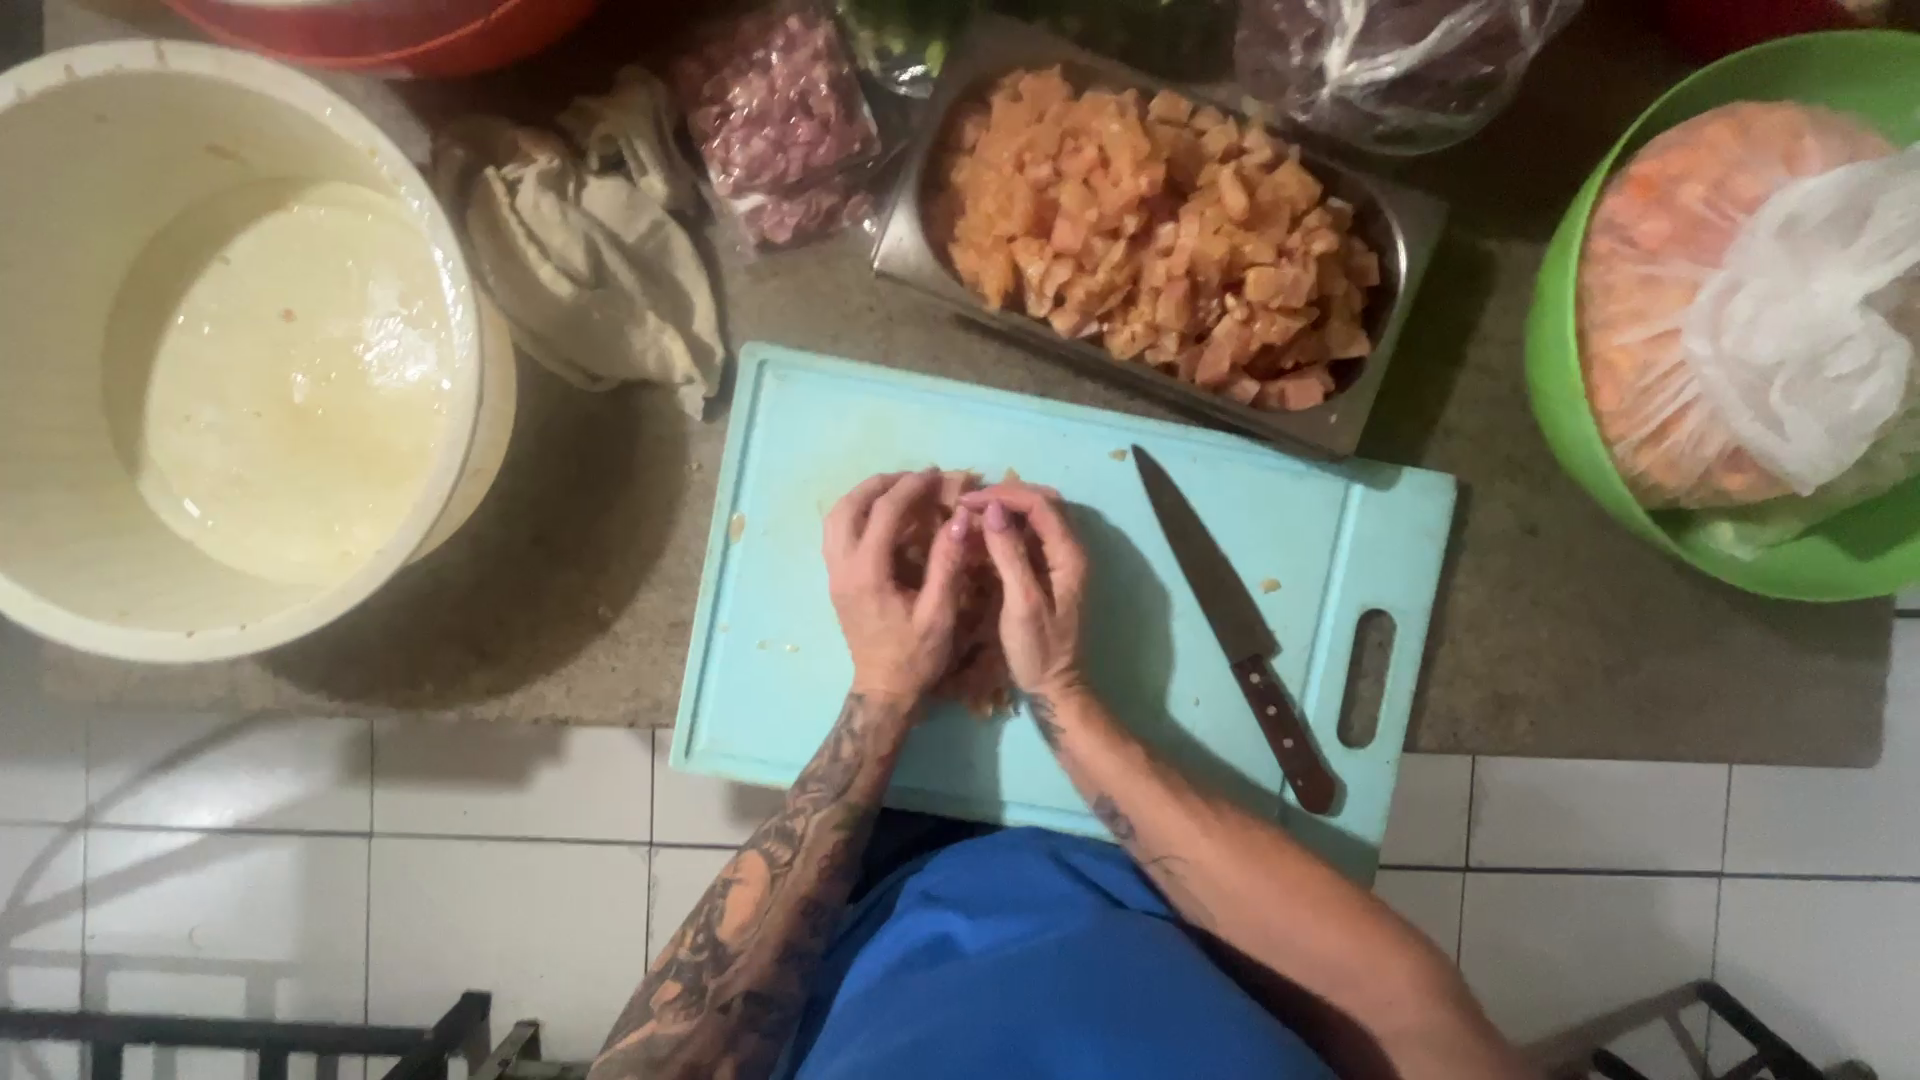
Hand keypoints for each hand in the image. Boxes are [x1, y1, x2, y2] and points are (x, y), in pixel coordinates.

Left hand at [824, 470, 968, 707]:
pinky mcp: (835, 580)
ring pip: (835, 518)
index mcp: (867, 574)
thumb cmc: (915, 656)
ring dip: (862, 496)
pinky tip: (881, 516)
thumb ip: (946, 563)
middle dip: (879, 484)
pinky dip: (856, 513)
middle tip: (912, 478)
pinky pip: (836, 533)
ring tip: (895, 490)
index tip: (934, 475)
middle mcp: (842, 568)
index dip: (910, 488)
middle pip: (847, 506)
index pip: (884, 513)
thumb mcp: (939, 613)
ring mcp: (833, 574)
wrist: (883, 690)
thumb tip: (959, 519)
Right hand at [958, 484, 1087, 698]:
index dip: (1003, 496)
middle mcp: (1070, 551)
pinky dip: (1005, 530)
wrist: (1055, 686)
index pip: (1040, 504)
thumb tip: (993, 510)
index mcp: (1070, 555)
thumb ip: (1009, 554)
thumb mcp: (1021, 602)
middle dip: (1005, 496)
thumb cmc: (1038, 650)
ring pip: (1035, 518)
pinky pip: (1029, 537)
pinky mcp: (1048, 572)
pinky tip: (981, 537)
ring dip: (1005, 511)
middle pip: (1042, 504)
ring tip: (970, 516)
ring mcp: (1060, 561)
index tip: (966, 502)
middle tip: (968, 505)